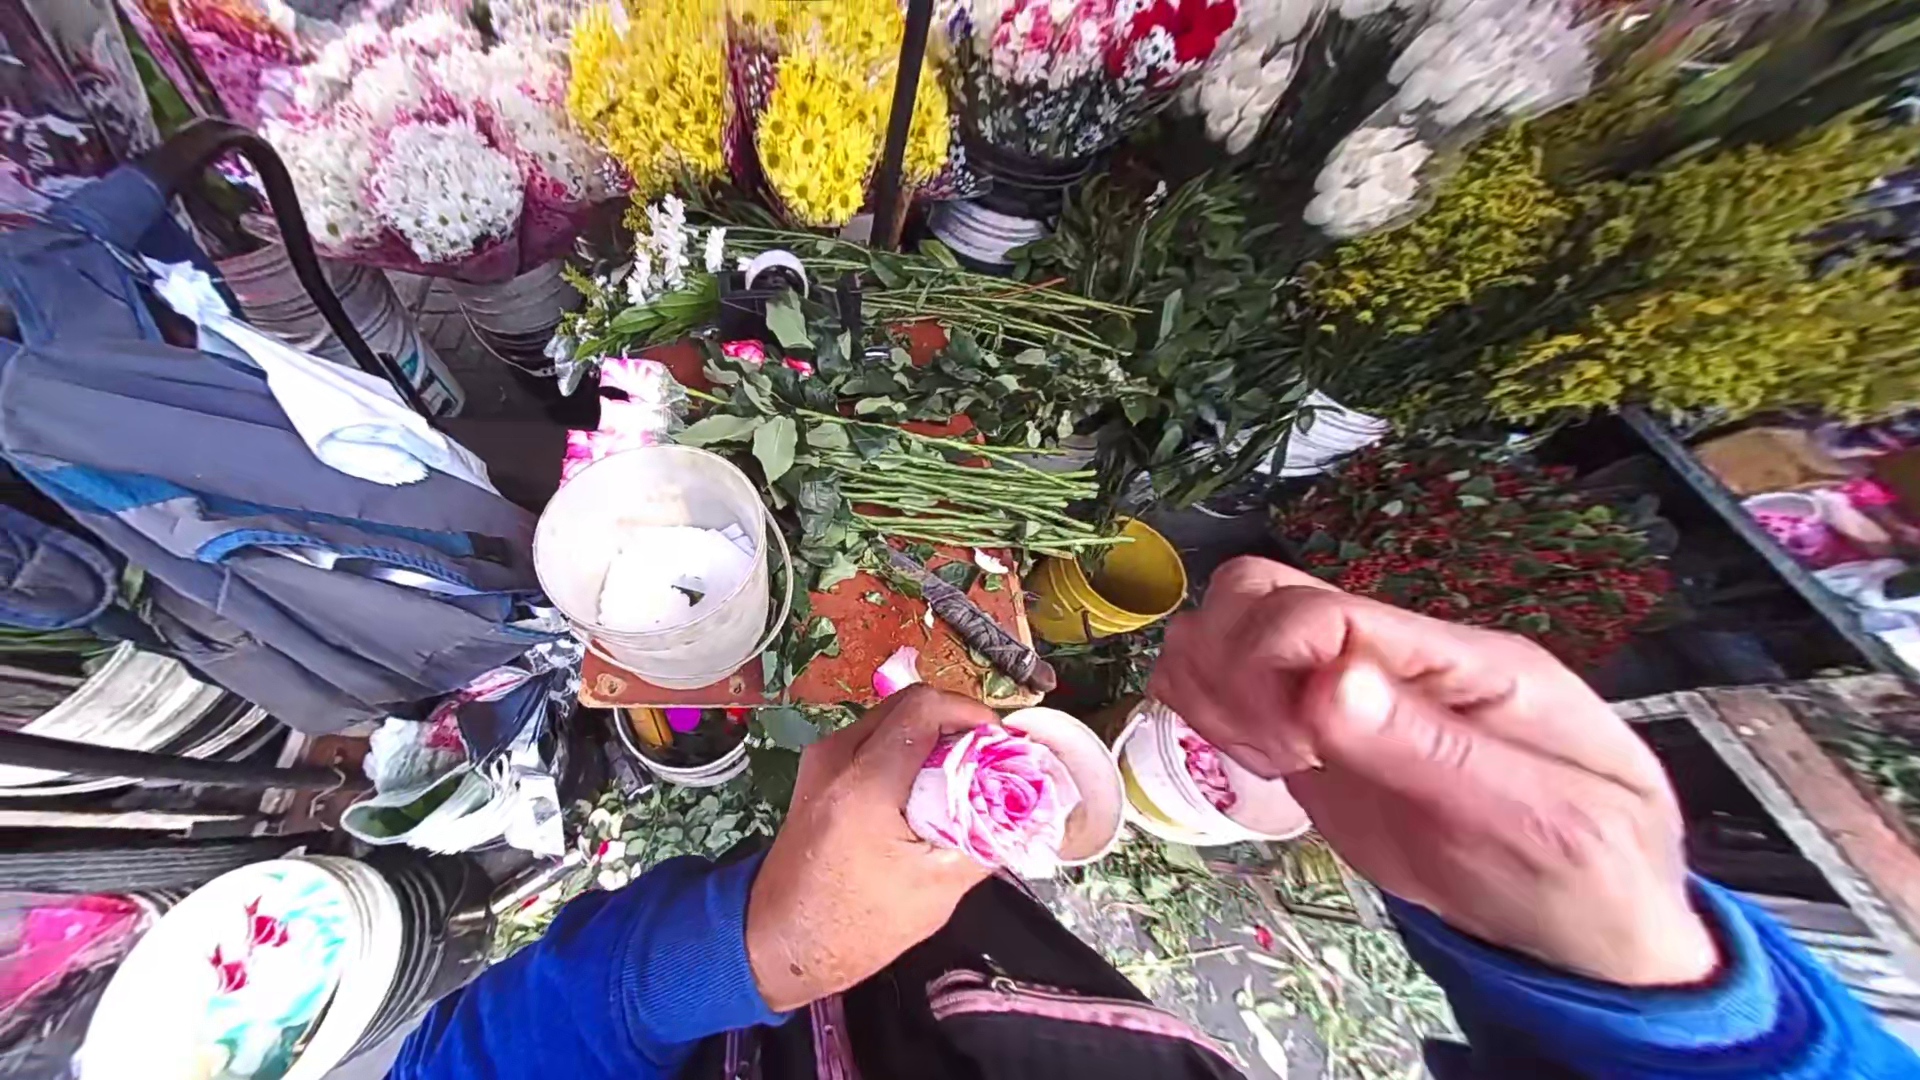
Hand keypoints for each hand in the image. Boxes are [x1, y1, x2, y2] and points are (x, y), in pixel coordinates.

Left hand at [746, 685, 994, 1009]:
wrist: (775, 941)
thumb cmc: (854, 926)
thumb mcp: (935, 891)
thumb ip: (982, 838)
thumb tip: (1021, 806)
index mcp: (866, 783)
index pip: (924, 707)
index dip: (968, 712)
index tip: (995, 740)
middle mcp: (839, 754)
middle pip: (910, 702)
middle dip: (954, 719)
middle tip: (983, 755)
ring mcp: (824, 756)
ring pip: (892, 714)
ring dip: (930, 730)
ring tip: (957, 769)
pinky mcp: (819, 765)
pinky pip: (874, 733)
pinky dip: (905, 743)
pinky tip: (921, 781)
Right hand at [1150, 557, 1717, 986]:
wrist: (1553, 920)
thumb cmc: (1573, 875)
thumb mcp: (1543, 824)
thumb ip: (1431, 749)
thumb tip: (1329, 685)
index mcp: (1446, 652)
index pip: (1316, 608)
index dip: (1269, 662)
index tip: (1295, 747)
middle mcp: (1373, 644)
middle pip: (1252, 588)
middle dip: (1230, 664)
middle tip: (1271, 744)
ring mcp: (1322, 674)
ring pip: (1216, 620)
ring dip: (1209, 683)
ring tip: (1260, 752)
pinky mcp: (1288, 709)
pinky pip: (1207, 671)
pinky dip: (1198, 701)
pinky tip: (1242, 748)